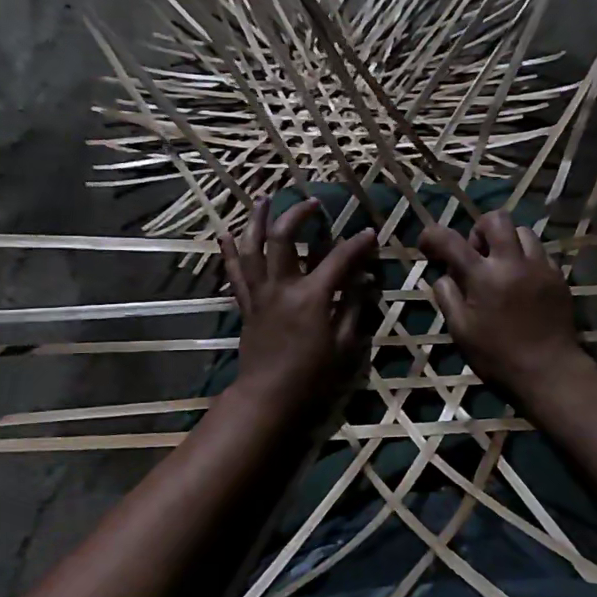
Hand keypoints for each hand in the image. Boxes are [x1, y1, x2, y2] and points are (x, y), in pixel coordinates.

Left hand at [219, 196, 377, 417]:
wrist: (268, 397)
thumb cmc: (312, 376)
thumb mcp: (345, 345)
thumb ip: (354, 307)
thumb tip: (365, 279)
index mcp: (311, 297)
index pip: (339, 259)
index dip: (357, 244)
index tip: (370, 233)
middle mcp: (282, 287)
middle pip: (285, 237)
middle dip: (299, 214)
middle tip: (312, 204)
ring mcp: (260, 294)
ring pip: (253, 247)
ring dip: (257, 220)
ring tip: (263, 199)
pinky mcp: (247, 305)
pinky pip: (235, 273)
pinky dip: (231, 252)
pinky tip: (226, 233)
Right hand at [416, 210, 589, 392]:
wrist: (549, 370)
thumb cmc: (497, 356)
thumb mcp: (461, 330)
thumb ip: (448, 297)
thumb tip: (444, 276)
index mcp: (483, 276)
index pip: (450, 241)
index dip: (433, 236)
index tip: (427, 244)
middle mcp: (512, 262)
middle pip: (496, 219)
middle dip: (479, 230)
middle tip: (475, 255)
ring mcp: (539, 267)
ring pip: (522, 231)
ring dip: (506, 242)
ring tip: (501, 267)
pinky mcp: (558, 277)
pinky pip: (540, 252)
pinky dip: (526, 258)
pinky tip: (521, 281)